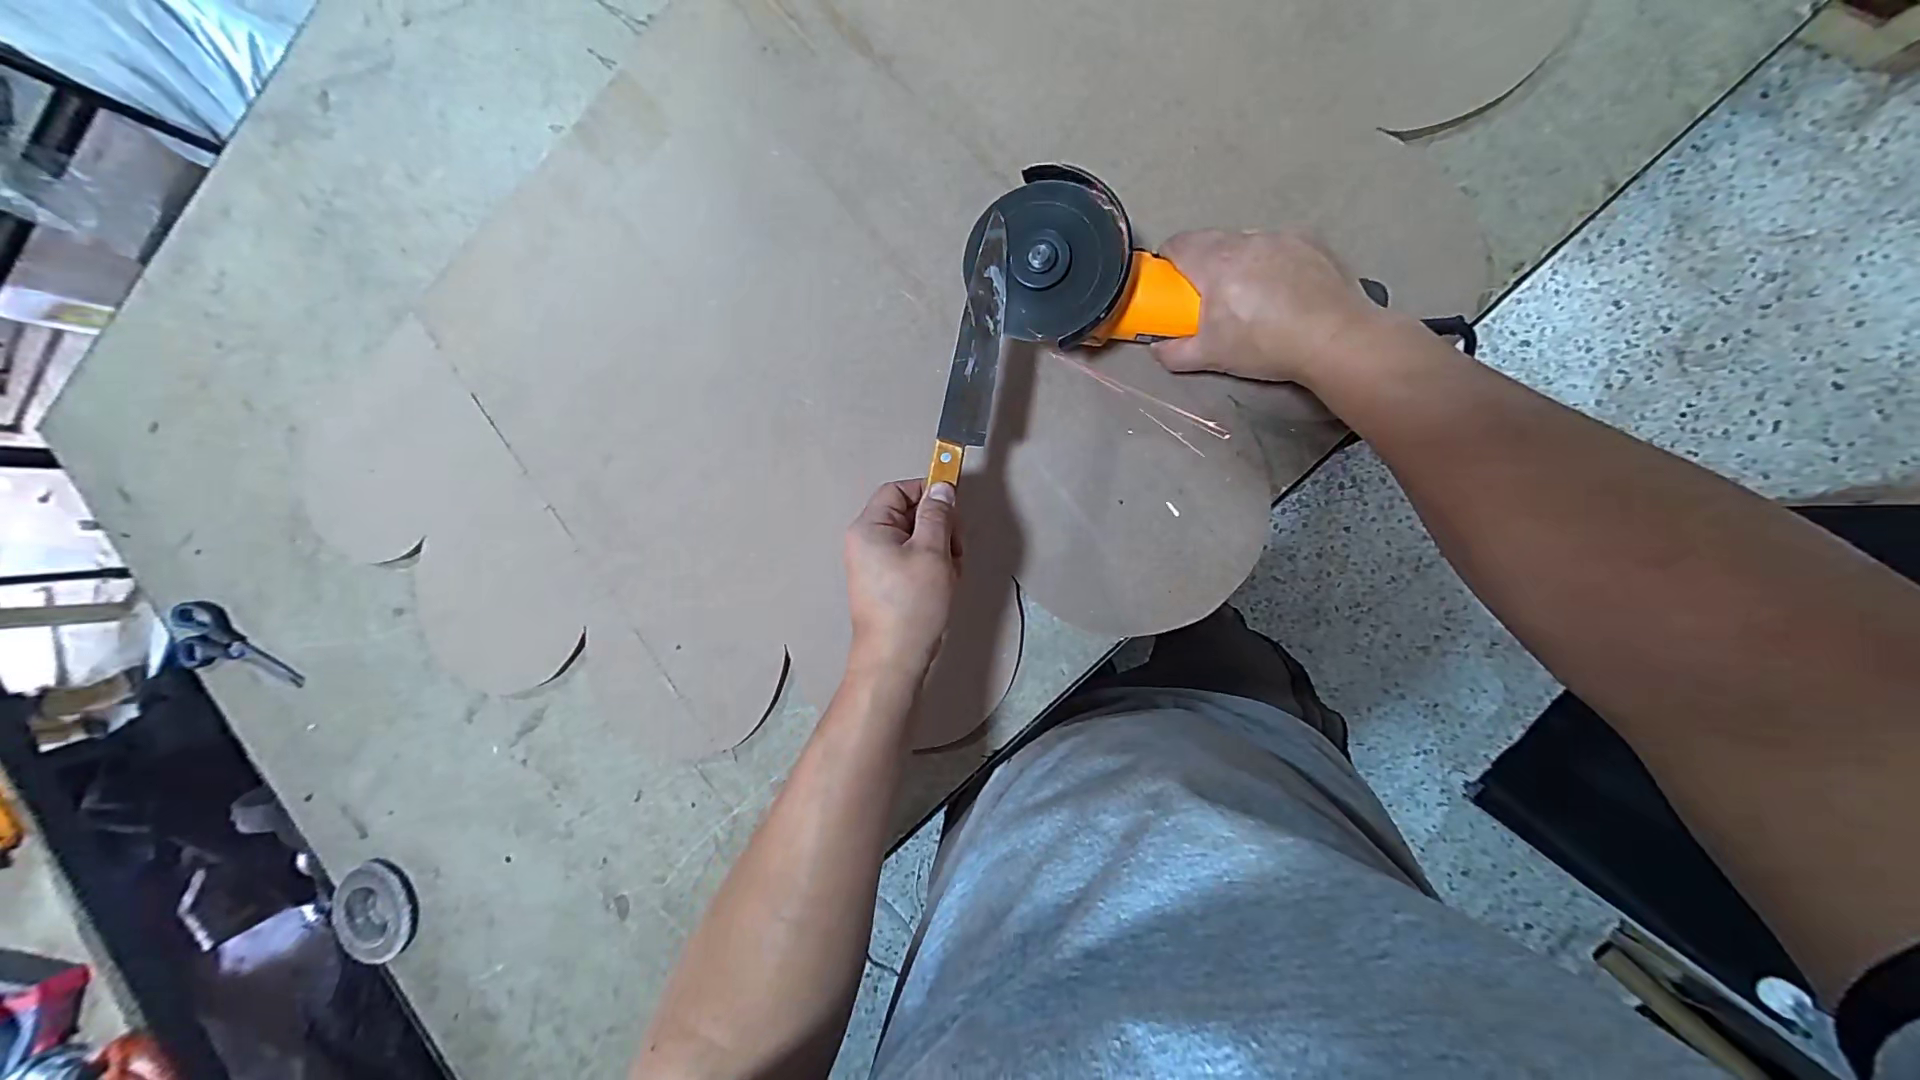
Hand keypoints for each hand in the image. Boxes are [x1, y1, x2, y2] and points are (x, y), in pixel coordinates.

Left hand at [844, 479, 959, 676]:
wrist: (895, 657)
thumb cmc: (910, 607)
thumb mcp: (933, 551)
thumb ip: (938, 514)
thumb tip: (942, 489)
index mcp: (869, 528)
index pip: (898, 490)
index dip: (927, 492)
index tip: (953, 503)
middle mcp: (867, 542)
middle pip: (909, 514)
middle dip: (939, 526)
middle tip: (954, 546)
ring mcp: (876, 564)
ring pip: (917, 538)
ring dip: (940, 549)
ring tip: (948, 573)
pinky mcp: (887, 582)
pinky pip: (914, 560)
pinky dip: (933, 567)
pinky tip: (943, 585)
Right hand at [1151, 229, 1391, 384]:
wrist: (1334, 339)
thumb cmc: (1266, 345)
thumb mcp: (1210, 356)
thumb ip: (1174, 352)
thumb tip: (1157, 349)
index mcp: (1215, 262)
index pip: (1178, 244)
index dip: (1168, 263)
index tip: (1172, 286)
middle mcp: (1246, 241)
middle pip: (1211, 241)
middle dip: (1202, 265)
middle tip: (1208, 299)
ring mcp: (1281, 237)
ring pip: (1245, 243)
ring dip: (1237, 263)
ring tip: (1249, 298)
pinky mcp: (1310, 242)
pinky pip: (1277, 246)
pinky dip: (1270, 264)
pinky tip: (1280, 293)